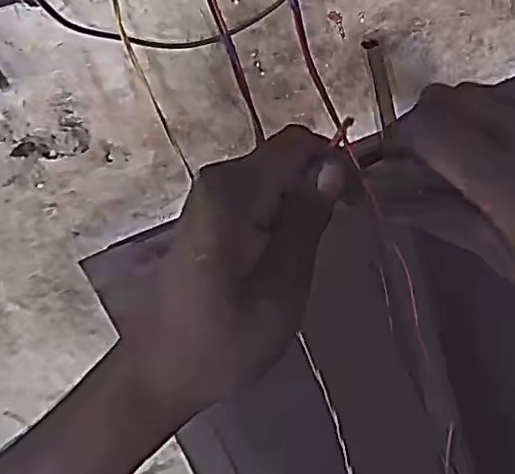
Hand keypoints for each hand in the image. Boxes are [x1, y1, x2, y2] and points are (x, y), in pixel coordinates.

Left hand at [124, 125, 348, 414]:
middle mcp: (220, 177)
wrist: (158, 372)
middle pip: (286, 153)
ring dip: (302, 193)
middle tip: (339, 222)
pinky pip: (260, 186)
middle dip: (319, 178)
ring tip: (311, 241)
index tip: (355, 199)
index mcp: (234, 191)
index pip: (298, 143)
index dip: (334, 159)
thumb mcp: (281, 290)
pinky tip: (285, 243)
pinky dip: (283, 204)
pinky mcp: (211, 205)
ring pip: (276, 168)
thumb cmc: (222, 340)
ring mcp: (212, 189)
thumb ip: (307, 220)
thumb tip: (334, 166)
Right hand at [374, 83, 514, 315]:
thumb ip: (448, 221)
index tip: (397, 160)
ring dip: (465, 118)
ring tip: (489, 160)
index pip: (428, 127)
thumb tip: (389, 202)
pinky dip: (506, 116)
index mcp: (508, 179)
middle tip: (437, 160)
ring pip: (482, 92)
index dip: (400, 137)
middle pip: (446, 97)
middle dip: (426, 122)